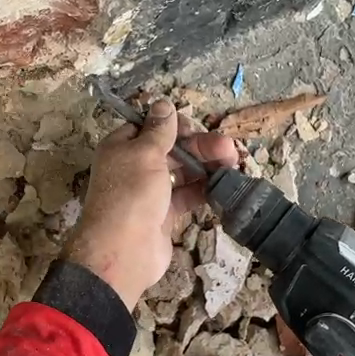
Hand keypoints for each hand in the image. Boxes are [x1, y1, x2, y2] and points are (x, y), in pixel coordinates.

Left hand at [68, 99, 238, 309]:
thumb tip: (163, 103)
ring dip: (206, 166)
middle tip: (228, 149)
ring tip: (233, 164)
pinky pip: (186, 196)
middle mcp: (134, 167)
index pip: (150, 127)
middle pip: (171, 149)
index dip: (174, 126)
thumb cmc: (131, 194)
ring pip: (182, 172)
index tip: (194, 128)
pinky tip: (224, 186)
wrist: (123, 252)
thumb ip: (158, 130)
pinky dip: (204, 190)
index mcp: (122, 147)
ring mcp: (149, 192)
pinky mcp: (164, 214)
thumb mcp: (145, 154)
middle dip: (199, 147)